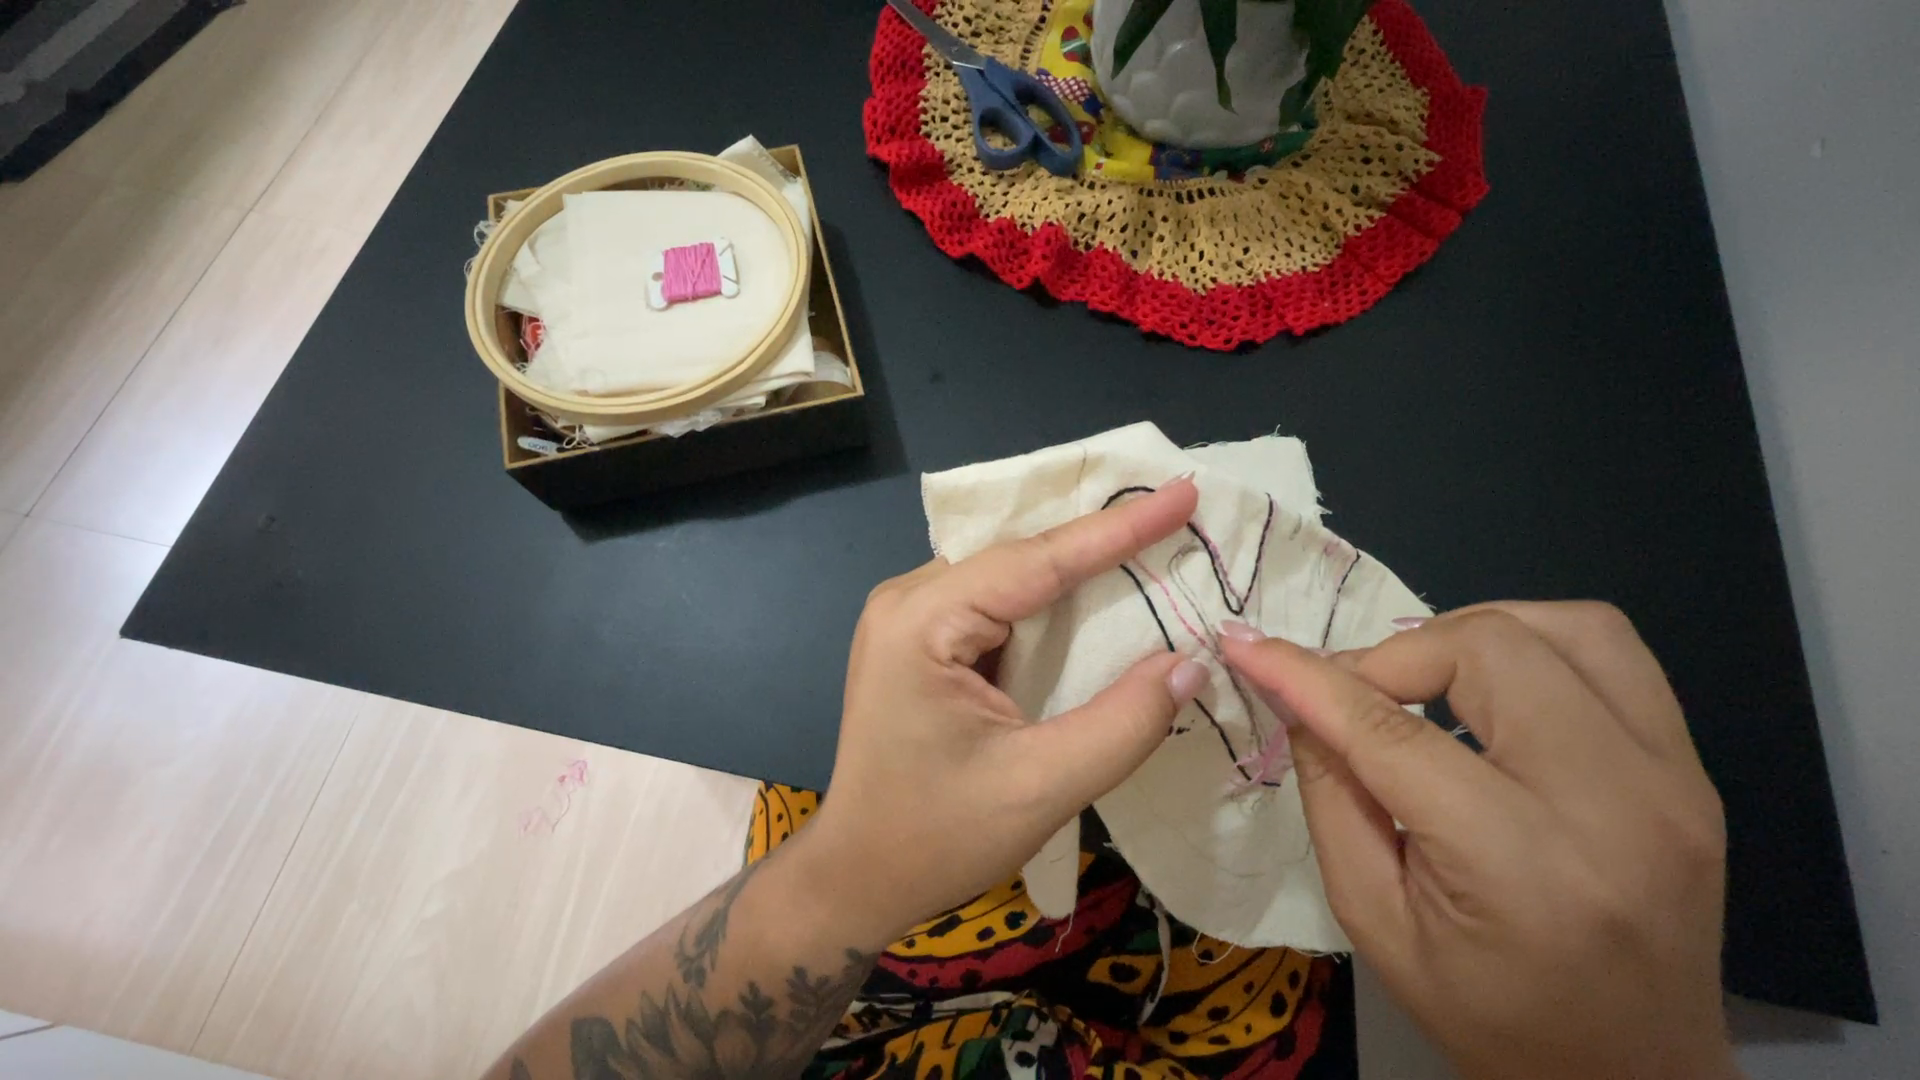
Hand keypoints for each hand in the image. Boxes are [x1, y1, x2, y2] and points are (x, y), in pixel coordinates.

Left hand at [793, 479, 1210, 945]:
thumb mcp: (1040, 787)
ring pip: (1009, 576)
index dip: (1117, 529)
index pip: (1036, 560)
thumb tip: (1190, 662)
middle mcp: (907, 601)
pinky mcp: (919, 641)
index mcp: (922, 622)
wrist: (857, 876)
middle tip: (1177, 516)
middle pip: (1019, 557)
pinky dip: (1048, 604)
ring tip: (1150, 548)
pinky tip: (1095, 602)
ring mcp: (907, 618)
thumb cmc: (936, 838)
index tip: (1182, 494)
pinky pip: (994, 604)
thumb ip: (1123, 722)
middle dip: (1098, 540)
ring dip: (1076, 570)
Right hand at [1220, 603, 1737, 1079]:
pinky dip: (1534, 640)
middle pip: (1486, 650)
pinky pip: (1610, 650)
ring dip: (1467, 635)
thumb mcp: (1371, 916)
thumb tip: (1296, 696)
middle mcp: (1614, 803)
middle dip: (1391, 656)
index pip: (1390, 730)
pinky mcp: (1693, 767)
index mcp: (1518, 862)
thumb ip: (1331, 794)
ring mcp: (1672, 778)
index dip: (1305, 677)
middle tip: (1353, 697)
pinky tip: (1492, 682)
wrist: (1632, 1073)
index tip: (1245, 645)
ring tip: (1423, 679)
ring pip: (1561, 626)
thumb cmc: (1485, 1010)